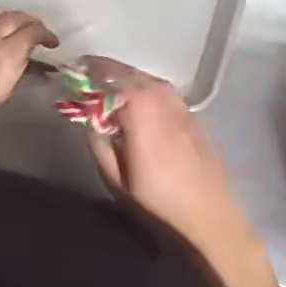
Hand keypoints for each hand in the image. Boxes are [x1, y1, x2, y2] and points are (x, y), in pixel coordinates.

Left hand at [0, 8, 58, 141]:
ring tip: (21, 28)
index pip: (32, 32)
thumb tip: (24, 56)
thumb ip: (17, 69)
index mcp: (6, 54)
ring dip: (14, 17)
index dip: (47, 35)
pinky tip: (0, 34)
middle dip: (32, 21)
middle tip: (40, 31)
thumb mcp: (4, 93)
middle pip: (16, 16)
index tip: (53, 43)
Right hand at [82, 57, 256, 261]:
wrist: (210, 218)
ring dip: (129, 76)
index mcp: (143, 118)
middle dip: (109, 69)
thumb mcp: (115, 179)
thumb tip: (88, 119)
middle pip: (135, 75)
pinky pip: (165, 92)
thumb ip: (99, 144)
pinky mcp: (194, 120)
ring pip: (153, 81)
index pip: (117, 80)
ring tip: (109, 82)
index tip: (75, 68)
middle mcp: (165, 106)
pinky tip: (137, 99)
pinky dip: (146, 86)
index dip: (95, 70)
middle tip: (87, 70)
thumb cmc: (157, 202)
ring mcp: (184, 111)